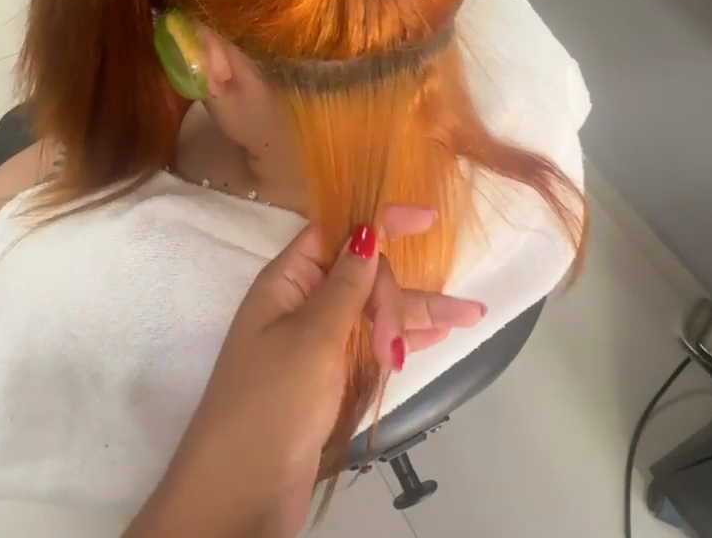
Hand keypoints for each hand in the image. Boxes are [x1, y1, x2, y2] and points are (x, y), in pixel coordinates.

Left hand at [126, 205, 485, 537]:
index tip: (428, 217)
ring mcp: (318, 345)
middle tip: (393, 344)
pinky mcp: (330, 381)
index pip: (336, 233)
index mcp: (286, 282)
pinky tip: (439, 334)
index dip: (379, 221)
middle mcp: (302, 306)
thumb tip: (367, 230)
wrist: (240, 494)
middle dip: (390, 295)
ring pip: (373, 314)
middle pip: (360, 275)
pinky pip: (372, 347)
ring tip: (471, 316)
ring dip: (415, 313)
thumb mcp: (311, 339)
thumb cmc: (270, 405)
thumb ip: (345, 286)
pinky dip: (403, 340)